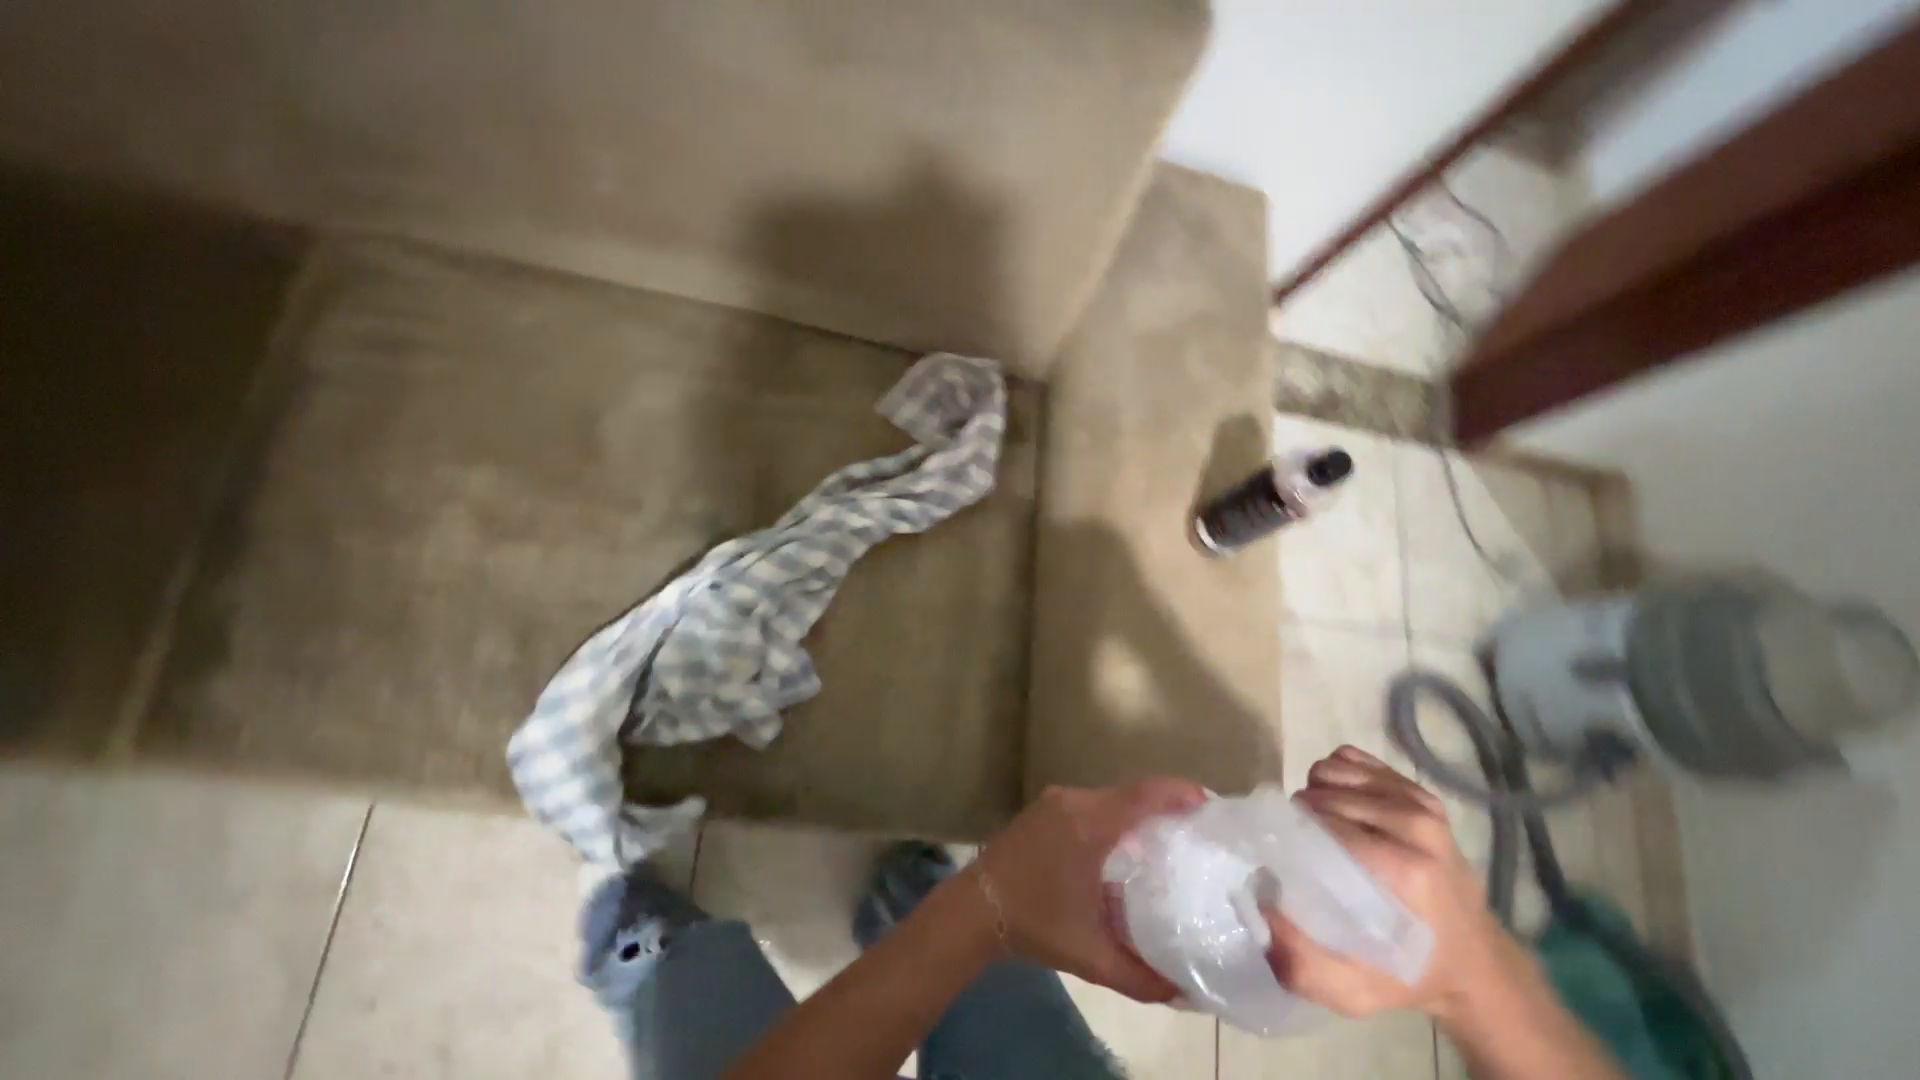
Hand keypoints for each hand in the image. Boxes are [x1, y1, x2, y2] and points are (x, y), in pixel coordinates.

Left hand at [971, 778, 1208, 1002]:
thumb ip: (1140, 976)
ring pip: (1111, 798)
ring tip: (1169, 842)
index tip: (1213, 807)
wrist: (973, 910)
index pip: (1146, 794)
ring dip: (1139, 814)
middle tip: (1199, 834)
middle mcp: (1074, 801)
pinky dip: (1115, 818)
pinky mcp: (1044, 809)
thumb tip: (1185, 992)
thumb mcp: (1091, 956)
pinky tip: (1126, 847)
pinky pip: (1092, 804)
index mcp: (1089, 824)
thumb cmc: (1034, 925)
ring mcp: (1055, 801)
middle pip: (1132, 793)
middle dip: (1167, 808)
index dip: (1182, 793)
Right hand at [1268, 746, 1531, 1023]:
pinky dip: (1335, 778)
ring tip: (1320, 830)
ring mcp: (1421, 803)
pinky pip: (1353, 761)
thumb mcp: (1352, 990)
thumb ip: (1300, 958)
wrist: (1473, 962)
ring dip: (1315, 796)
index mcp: (1401, 867)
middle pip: (1323, 794)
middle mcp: (1415, 825)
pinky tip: (1338, 808)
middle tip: (1303, 850)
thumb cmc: (1407, 972)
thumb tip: (1258, 901)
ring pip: (1333, 772)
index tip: (1282, 858)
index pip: (1320, 820)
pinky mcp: (1421, 793)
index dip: (1289, 833)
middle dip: (1301, 817)